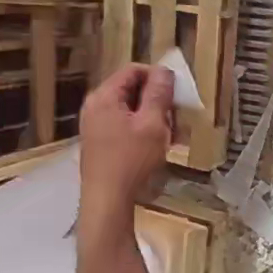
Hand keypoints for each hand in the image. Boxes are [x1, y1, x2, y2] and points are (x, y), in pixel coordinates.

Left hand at [79, 64, 173, 215]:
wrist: (107, 201)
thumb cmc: (132, 160)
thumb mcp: (153, 124)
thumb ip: (158, 94)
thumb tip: (163, 71)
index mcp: (104, 97)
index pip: (133, 70)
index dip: (157, 76)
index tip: (177, 92)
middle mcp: (94, 107)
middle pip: (130, 89)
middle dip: (157, 99)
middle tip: (178, 115)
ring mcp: (94, 126)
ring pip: (129, 110)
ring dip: (153, 117)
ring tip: (173, 134)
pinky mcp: (99, 143)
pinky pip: (123, 126)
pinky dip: (142, 130)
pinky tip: (159, 146)